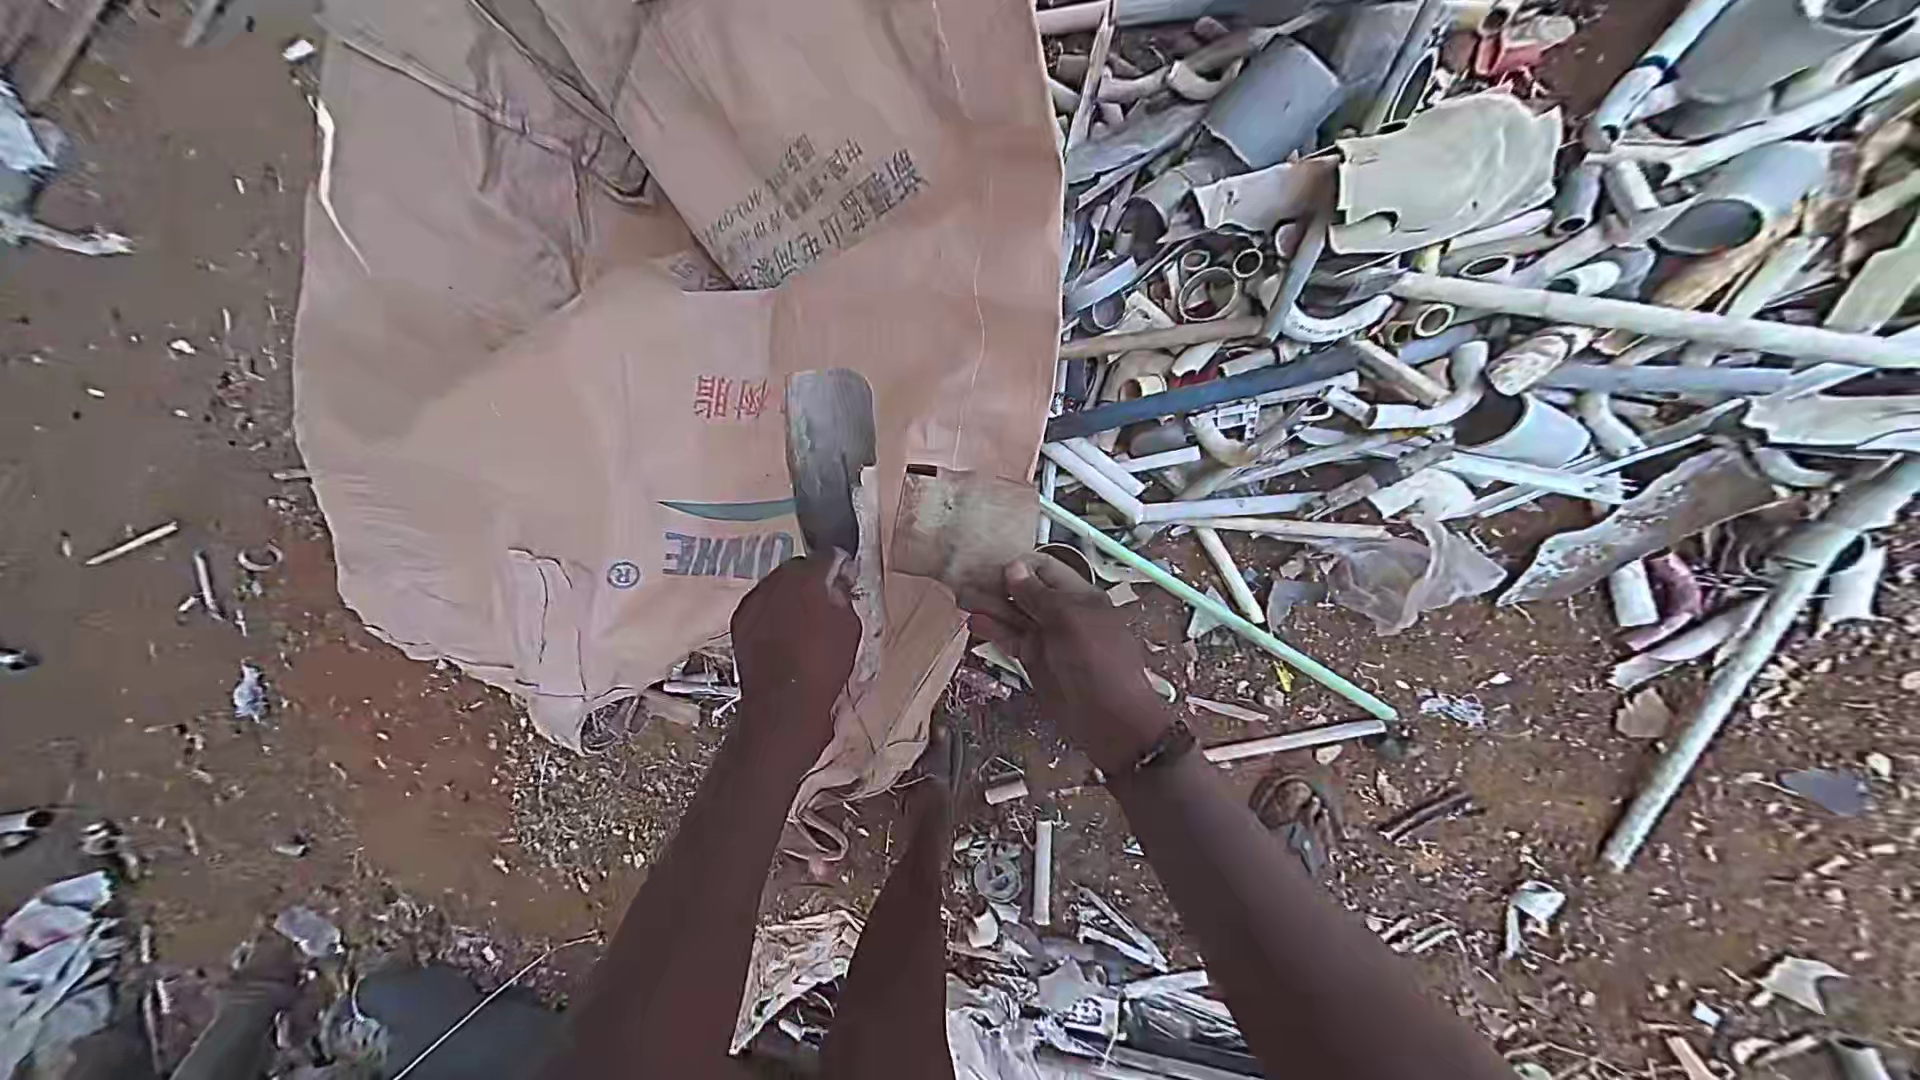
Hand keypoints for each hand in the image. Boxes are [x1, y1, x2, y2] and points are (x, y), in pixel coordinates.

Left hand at [731, 554, 860, 741]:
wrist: (785, 707)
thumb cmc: (825, 667)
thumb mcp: (850, 628)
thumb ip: (843, 597)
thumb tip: (837, 583)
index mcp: (807, 579)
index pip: (827, 556)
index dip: (840, 565)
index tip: (847, 577)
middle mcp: (775, 582)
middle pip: (797, 567)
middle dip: (812, 577)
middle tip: (827, 598)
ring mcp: (753, 601)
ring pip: (776, 585)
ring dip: (790, 593)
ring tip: (805, 617)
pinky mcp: (739, 622)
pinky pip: (761, 606)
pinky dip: (773, 611)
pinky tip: (784, 632)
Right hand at [961, 552, 1173, 774]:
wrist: (1109, 719)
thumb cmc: (1097, 661)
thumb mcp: (1069, 620)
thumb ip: (1038, 595)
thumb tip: (1013, 568)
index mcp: (1078, 595)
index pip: (1044, 568)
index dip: (1019, 565)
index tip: (989, 563)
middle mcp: (1060, 611)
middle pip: (1024, 590)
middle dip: (996, 584)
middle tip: (964, 578)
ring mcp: (1045, 636)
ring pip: (1012, 614)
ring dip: (987, 605)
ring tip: (959, 596)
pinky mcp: (1033, 658)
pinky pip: (1009, 638)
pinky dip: (991, 629)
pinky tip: (972, 621)